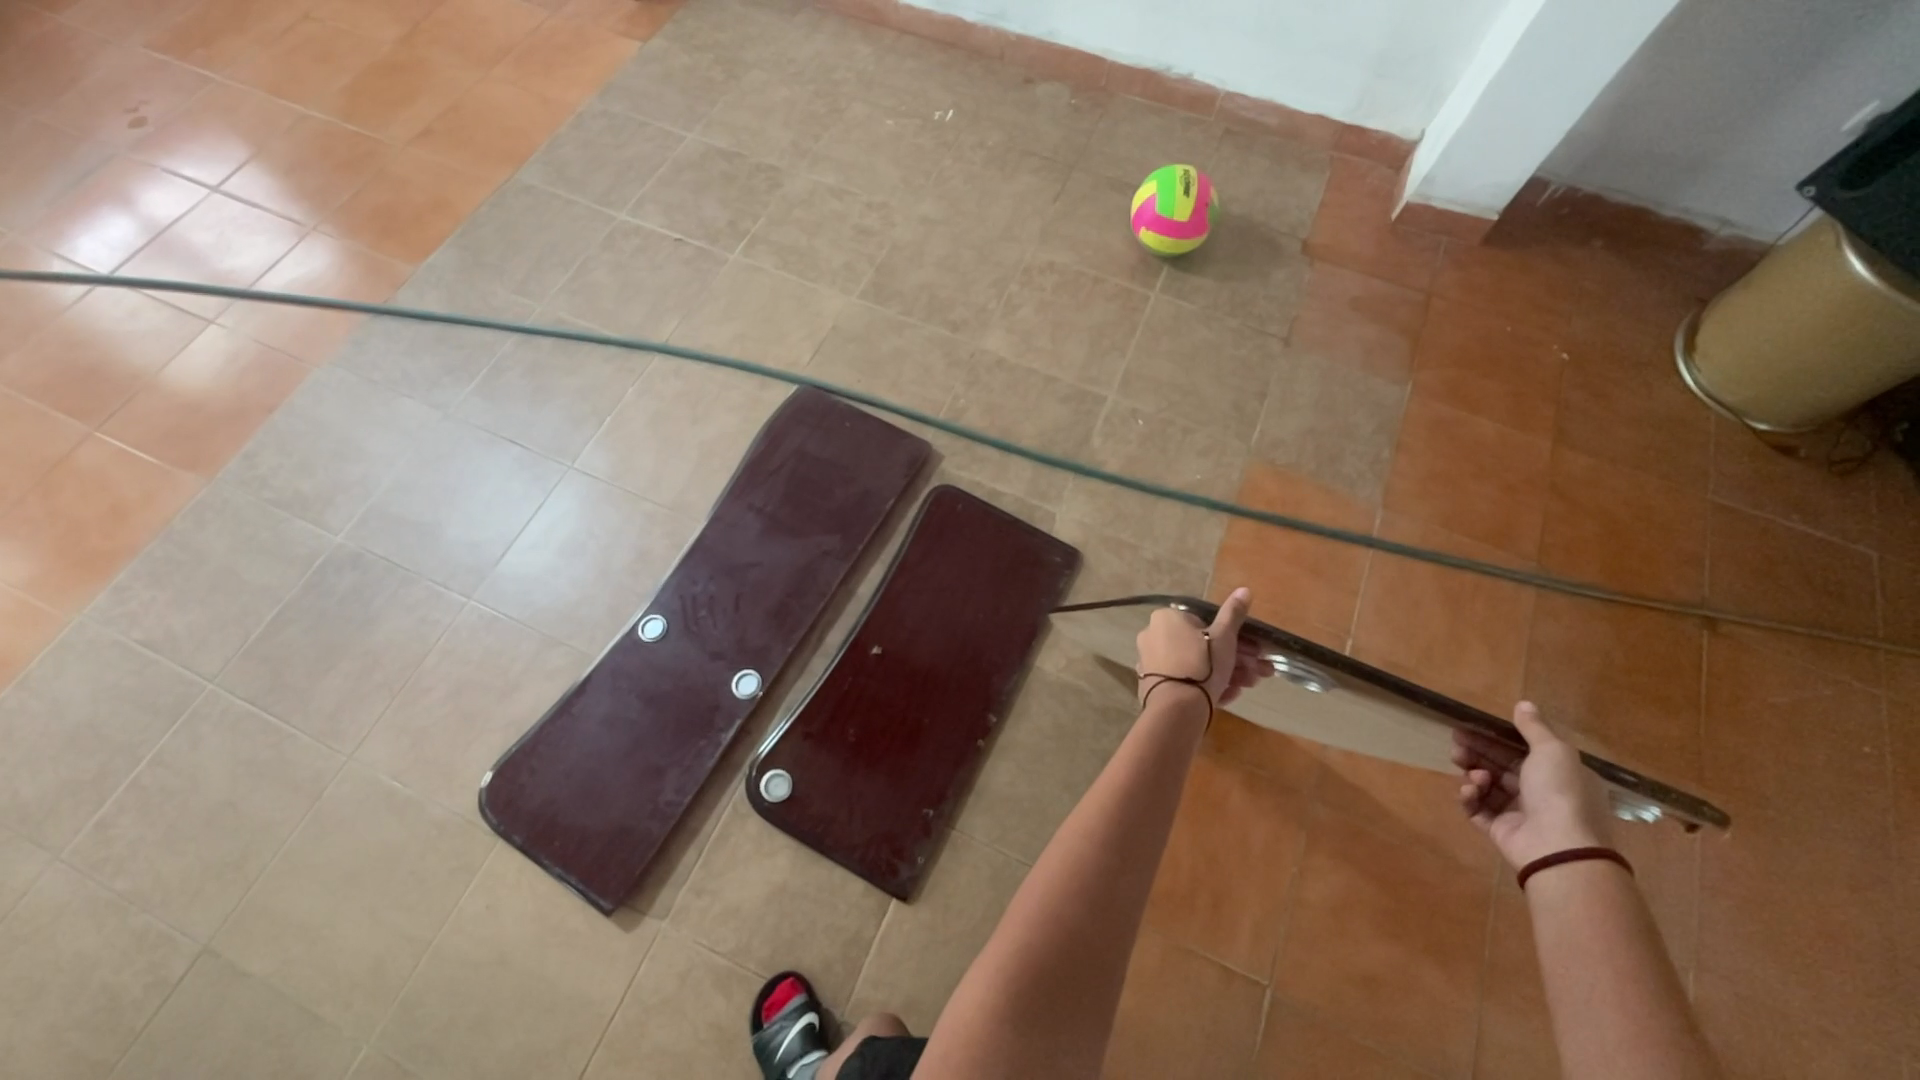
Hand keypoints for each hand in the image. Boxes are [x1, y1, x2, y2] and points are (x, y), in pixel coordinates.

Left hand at [1134, 588, 1261, 707]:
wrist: (1177, 709)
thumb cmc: (1203, 664)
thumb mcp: (1224, 637)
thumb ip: (1233, 614)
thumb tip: (1244, 590)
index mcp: (1166, 619)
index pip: (1204, 623)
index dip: (1234, 638)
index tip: (1254, 651)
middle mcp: (1153, 636)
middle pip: (1202, 647)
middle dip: (1235, 659)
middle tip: (1258, 671)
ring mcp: (1151, 663)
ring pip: (1195, 665)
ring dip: (1226, 674)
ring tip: (1249, 685)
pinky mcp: (1153, 686)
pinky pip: (1184, 681)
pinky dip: (1206, 686)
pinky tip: (1230, 695)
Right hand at [1453, 702, 1615, 870]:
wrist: (1558, 846)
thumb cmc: (1559, 792)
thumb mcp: (1553, 751)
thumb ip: (1534, 728)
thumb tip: (1523, 704)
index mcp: (1559, 774)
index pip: (1521, 751)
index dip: (1494, 738)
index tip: (1468, 727)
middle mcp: (1541, 793)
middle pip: (1501, 767)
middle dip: (1478, 754)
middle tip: (1456, 745)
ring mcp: (1521, 814)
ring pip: (1489, 787)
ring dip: (1475, 775)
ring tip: (1470, 773)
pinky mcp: (1501, 831)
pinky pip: (1479, 810)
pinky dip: (1471, 799)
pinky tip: (1469, 791)